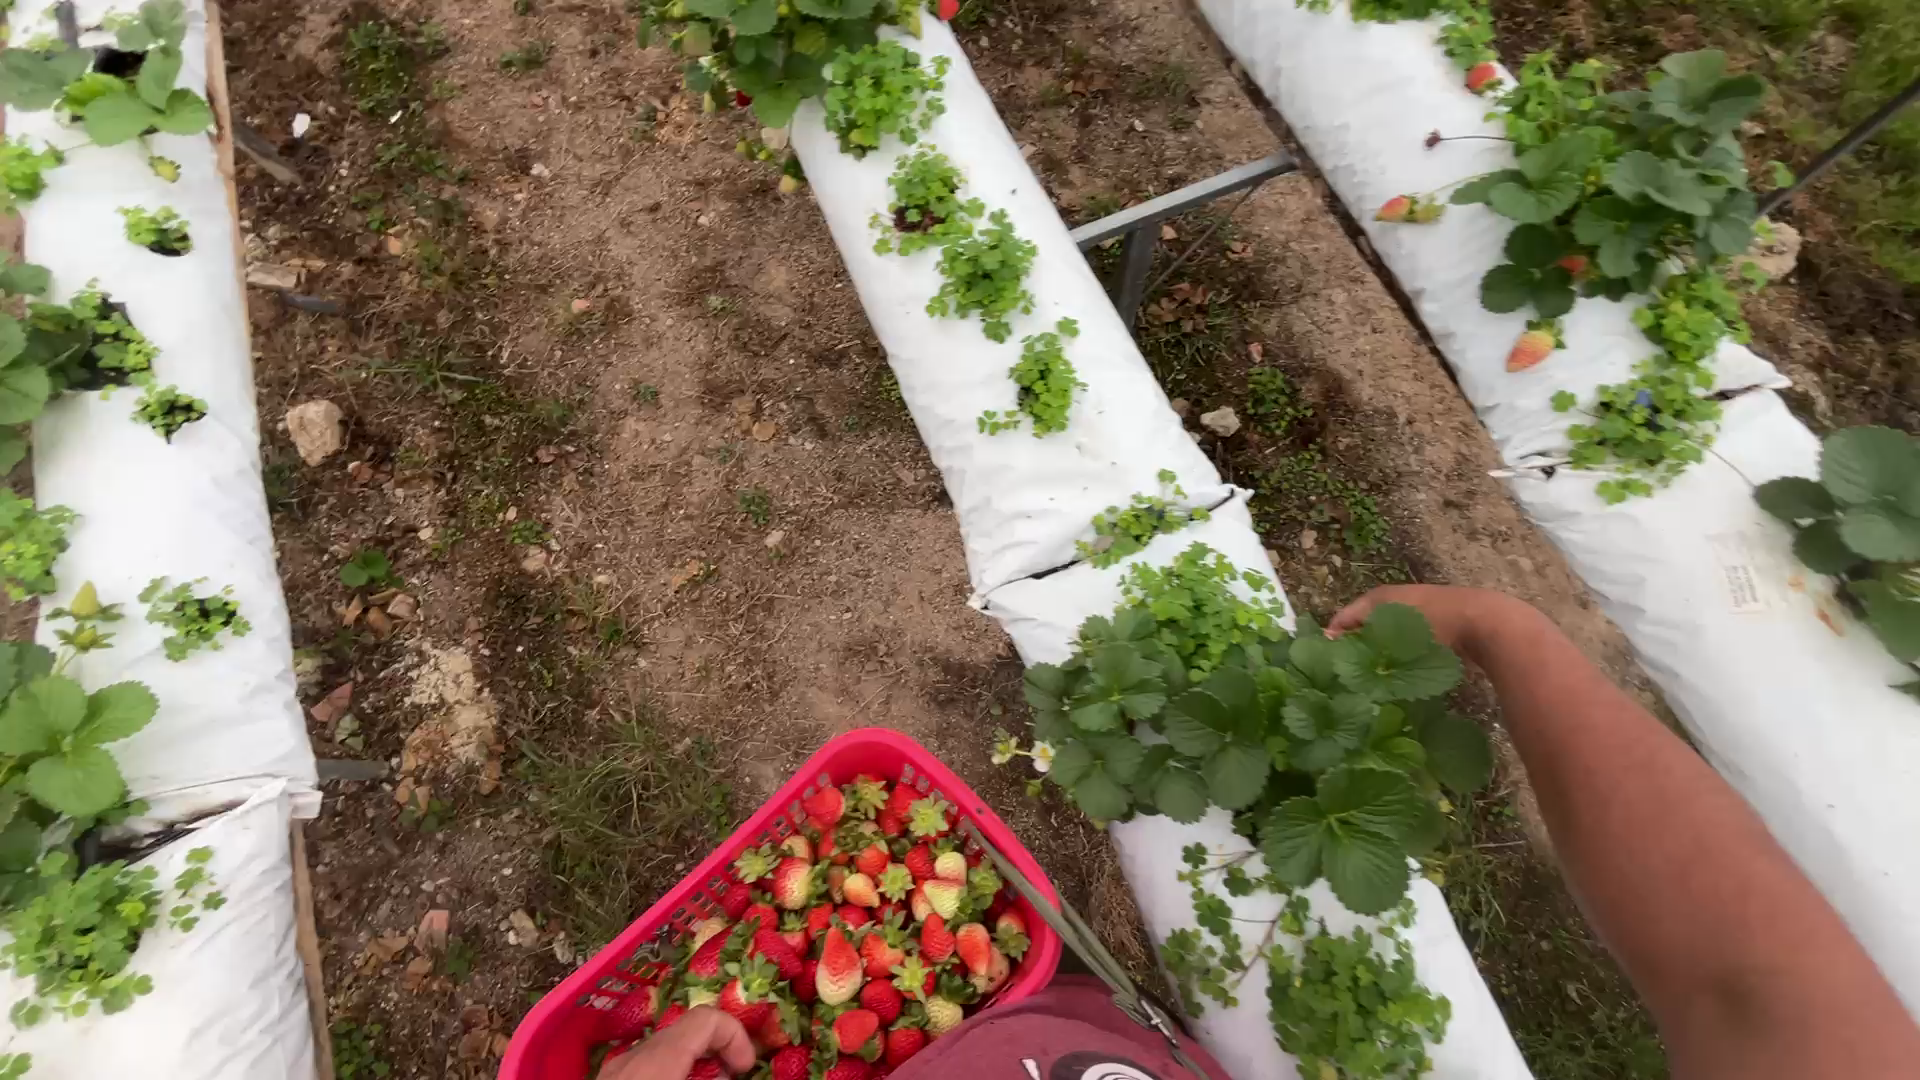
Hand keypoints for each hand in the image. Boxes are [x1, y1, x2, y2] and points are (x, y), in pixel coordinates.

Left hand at [601, 1006, 754, 1079]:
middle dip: (717, 1046)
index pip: (705, 1018)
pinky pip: (647, 1063)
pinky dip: (671, 1068)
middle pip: (686, 1029)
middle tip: (734, 1073)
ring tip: (710, 1079)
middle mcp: (633, 1055)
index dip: (735, 1035)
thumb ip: (712, 1077)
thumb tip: (731, 1072)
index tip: (746, 1067)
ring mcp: (615, 1069)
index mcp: (656, 1058)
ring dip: (695, 1058)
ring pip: (665, 1046)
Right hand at [1327, 584, 1530, 661]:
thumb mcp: (1388, 631)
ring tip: (1375, 674)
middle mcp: (1395, 600)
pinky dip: (1402, 652)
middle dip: (1356, 645)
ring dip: (1381, 651)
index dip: (1334, 638)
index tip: (1327, 662)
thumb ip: (1357, 637)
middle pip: (1365, 624)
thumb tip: (1327, 641)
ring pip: (1388, 633)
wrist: (1489, 623)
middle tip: (1350, 671)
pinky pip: (1409, 639)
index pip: (1343, 618)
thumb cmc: (1433, 625)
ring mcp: (1419, 611)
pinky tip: (1404, 669)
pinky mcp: (1439, 624)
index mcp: (1377, 597)